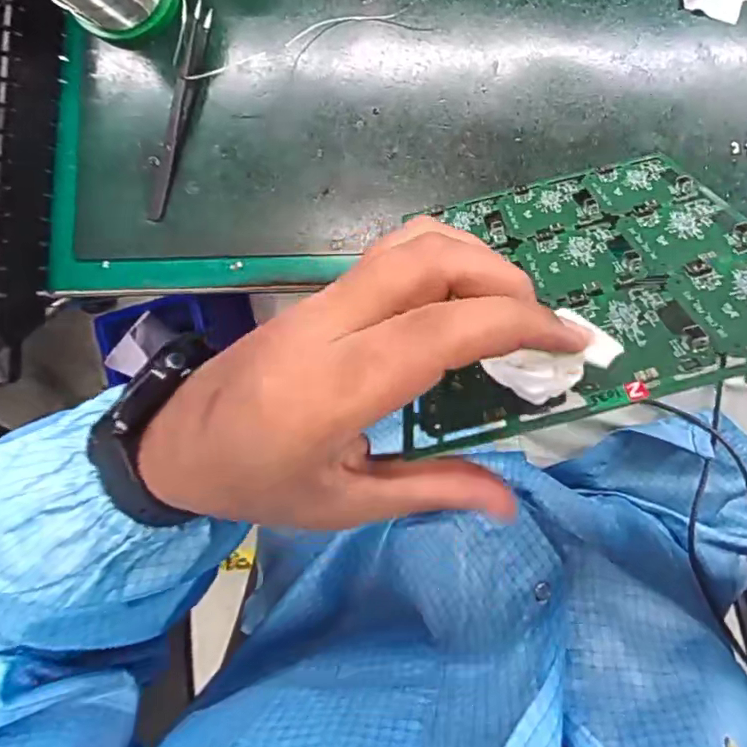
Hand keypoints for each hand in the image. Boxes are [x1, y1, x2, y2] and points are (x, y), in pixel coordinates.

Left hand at [136, 217, 588, 529]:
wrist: (177, 438)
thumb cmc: (255, 481)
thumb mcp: (342, 505)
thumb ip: (429, 490)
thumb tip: (508, 500)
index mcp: (338, 386)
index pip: (440, 329)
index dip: (516, 323)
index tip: (569, 340)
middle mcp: (332, 323)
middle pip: (429, 260)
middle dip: (503, 280)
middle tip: (540, 325)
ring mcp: (323, 297)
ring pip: (410, 241)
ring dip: (475, 258)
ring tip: (507, 306)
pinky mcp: (321, 290)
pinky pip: (392, 250)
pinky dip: (443, 254)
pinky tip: (459, 294)